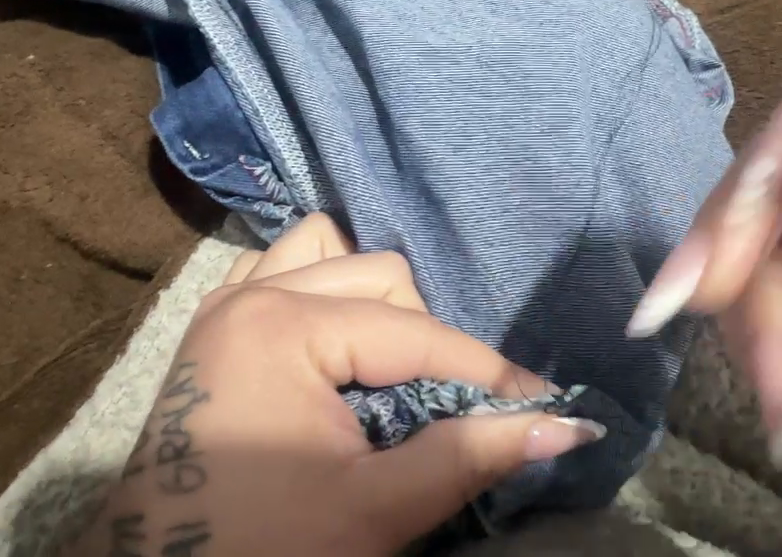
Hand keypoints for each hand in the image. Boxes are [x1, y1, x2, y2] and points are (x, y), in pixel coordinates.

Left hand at [74, 214, 605, 556]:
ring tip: (386, 366)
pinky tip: (333, 336)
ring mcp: (228, 298)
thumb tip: (564, 425)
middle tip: (443, 404)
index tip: (541, 398)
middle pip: (378, 275)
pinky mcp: (216, 318)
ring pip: (331, 253)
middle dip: (424, 337)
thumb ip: (466, 456)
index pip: (412, 332)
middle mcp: (253, 291)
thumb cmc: (259, 549)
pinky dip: (321, 287)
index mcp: (283, 326)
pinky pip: (283, 266)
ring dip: (371, 299)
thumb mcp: (371, 511)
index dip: (483, 368)